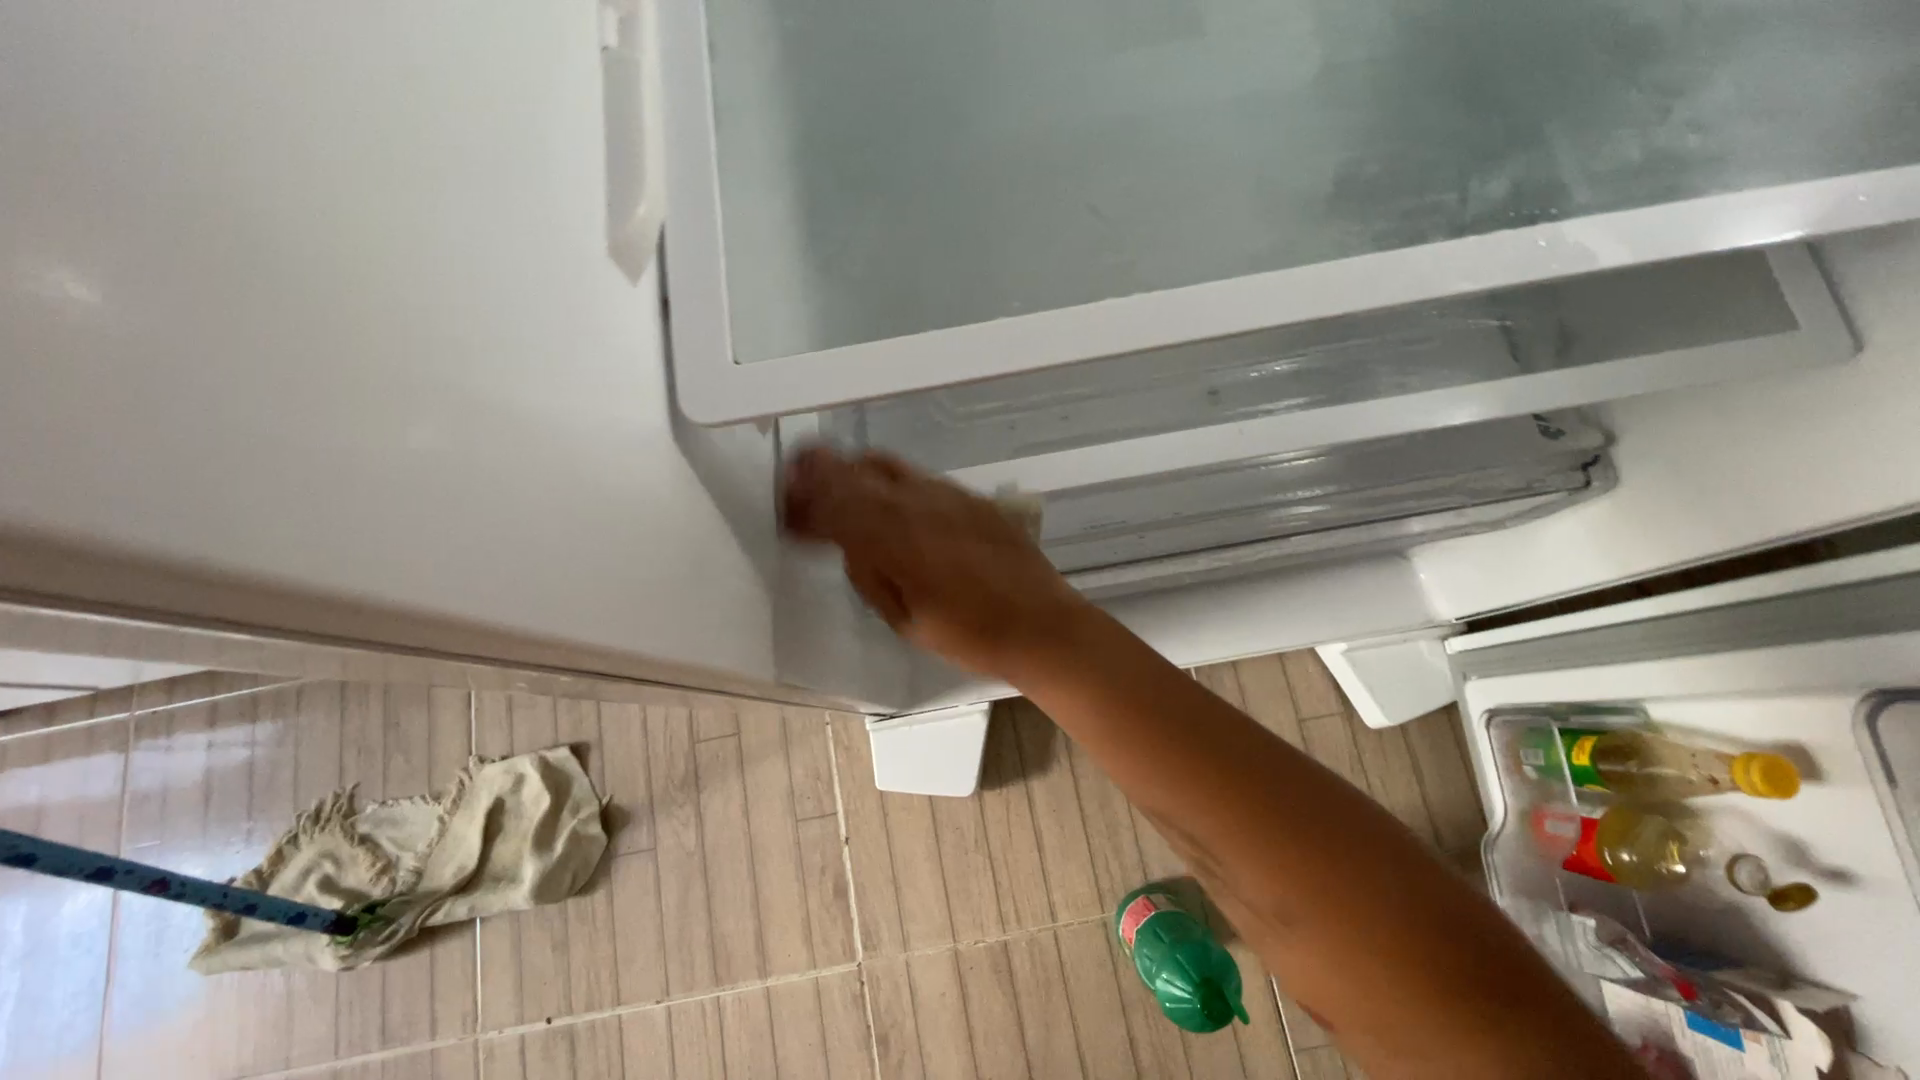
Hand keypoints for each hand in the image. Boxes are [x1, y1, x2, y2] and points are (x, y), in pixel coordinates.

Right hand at [781, 446, 1095, 679]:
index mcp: (896, 541)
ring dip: (853, 470)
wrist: (1041, 625)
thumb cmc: (970, 636)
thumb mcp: (906, 620)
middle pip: (855, 473)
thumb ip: (871, 576)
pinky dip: (891, 480)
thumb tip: (849, 546)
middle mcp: (918, 506)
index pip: (834, 507)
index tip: (784, 506)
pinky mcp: (971, 497)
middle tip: (796, 477)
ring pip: (886, 466)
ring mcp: (948, 496)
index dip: (803, 503)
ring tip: (835, 479)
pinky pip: (919, 477)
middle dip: (819, 473)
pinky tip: (888, 497)